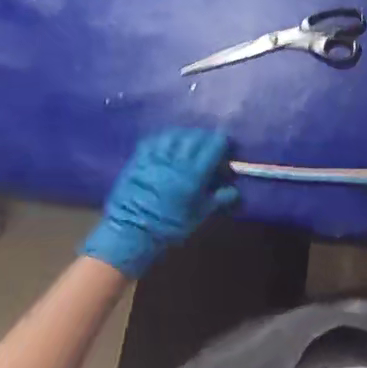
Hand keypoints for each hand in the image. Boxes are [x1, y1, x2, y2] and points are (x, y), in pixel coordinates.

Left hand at [82, 128, 237, 275]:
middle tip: (209, 144)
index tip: (227, 145)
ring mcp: (156, 157)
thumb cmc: (168, 228)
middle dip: (205, 137)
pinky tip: (166, 143)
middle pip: (195, 136)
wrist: (131, 233)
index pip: (213, 146)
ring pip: (174, 134)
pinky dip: (163, 138)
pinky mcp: (139, 159)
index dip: (223, 142)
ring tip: (188, 141)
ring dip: (185, 135)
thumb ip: (217, 200)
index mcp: (194, 175)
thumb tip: (234, 190)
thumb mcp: (198, 217)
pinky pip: (153, 140)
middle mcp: (176, 160)